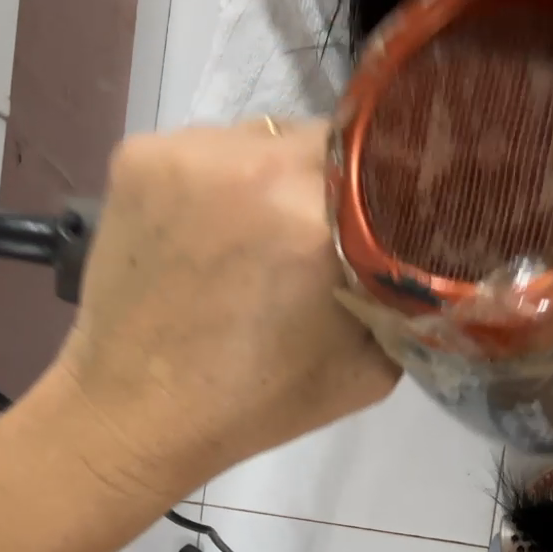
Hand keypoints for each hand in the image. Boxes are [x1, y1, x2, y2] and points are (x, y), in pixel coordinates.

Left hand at [49, 119, 398, 488]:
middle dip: (336, 183)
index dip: (393, 187)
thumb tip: (414, 261)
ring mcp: (188, 153)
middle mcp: (255, 166)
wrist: (139, 413)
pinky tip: (216, 232)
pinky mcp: (138, 155)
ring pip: (263, 138)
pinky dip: (224, 183)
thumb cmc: (261, 404)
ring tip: (264, 234)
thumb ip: (400, 300)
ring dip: (277, 177)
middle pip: (324, 142)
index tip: (393, 218)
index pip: (384, 163)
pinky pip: (209, 150)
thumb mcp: (371, 368)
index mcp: (316, 223)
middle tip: (328, 231)